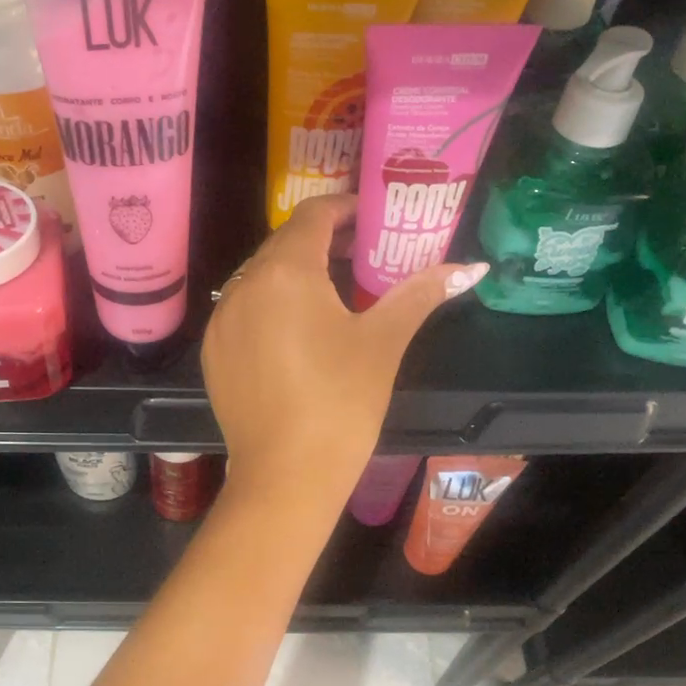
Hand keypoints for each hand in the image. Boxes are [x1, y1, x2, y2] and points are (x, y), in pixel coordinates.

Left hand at [201, 194, 487, 507]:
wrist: (286, 476)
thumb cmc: (341, 402)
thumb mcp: (383, 342)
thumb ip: (421, 293)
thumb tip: (472, 266)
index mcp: (284, 272)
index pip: (312, 215)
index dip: (344, 209)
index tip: (371, 220)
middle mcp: (242, 286)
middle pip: (283, 245)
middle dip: (322, 242)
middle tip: (361, 256)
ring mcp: (221, 321)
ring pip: (259, 278)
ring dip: (293, 275)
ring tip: (333, 294)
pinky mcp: (213, 353)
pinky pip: (242, 311)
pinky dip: (269, 307)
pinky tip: (297, 333)